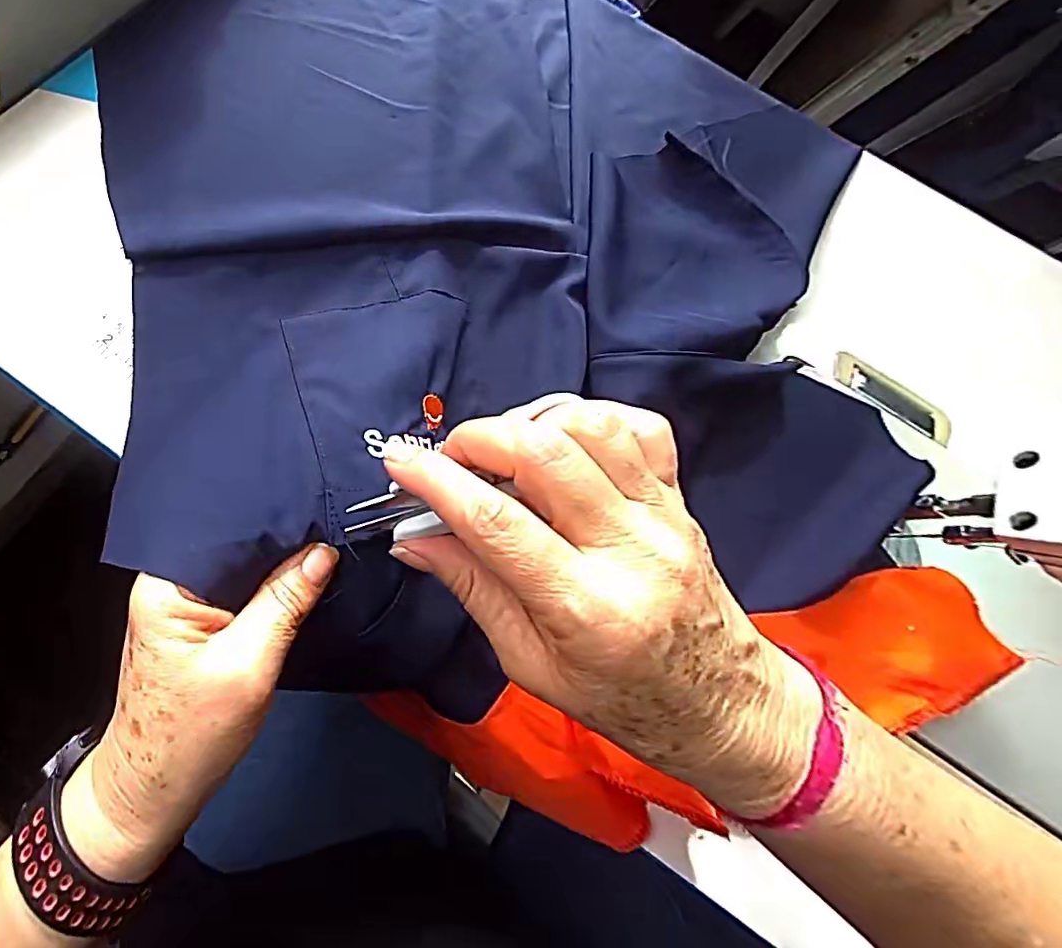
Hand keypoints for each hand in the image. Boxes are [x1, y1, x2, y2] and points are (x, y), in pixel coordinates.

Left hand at [58, 544, 335, 881]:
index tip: (315, 530)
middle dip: (272, 552)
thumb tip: (317, 557)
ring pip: (232, 572)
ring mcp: (173, 604)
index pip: (224, 533)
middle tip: (319, 554)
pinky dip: (257, 598)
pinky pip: (229, 595)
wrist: (155, 786)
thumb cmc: (186, 737)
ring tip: (306, 575)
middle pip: (228, 549)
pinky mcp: (187, 623)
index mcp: (163, 584)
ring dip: (268, 577)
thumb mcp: (247, 667)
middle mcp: (162, 585)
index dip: (271, 530)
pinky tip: (281, 601)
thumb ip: (283, 605)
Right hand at [381, 394, 818, 817]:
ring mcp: (664, 519)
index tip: (398, 461)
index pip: (495, 520)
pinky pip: (637, 428)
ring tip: (498, 452)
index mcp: (585, 607)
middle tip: (447, 459)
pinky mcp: (680, 500)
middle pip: (544, 456)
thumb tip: (410, 539)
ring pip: (589, 429)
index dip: (435, 481)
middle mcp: (631, 552)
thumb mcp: (524, 658)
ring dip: (525, 425)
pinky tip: (553, 442)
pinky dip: (583, 419)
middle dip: (476, 439)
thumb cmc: (619, 695)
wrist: (727, 708)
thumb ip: (468, 585)